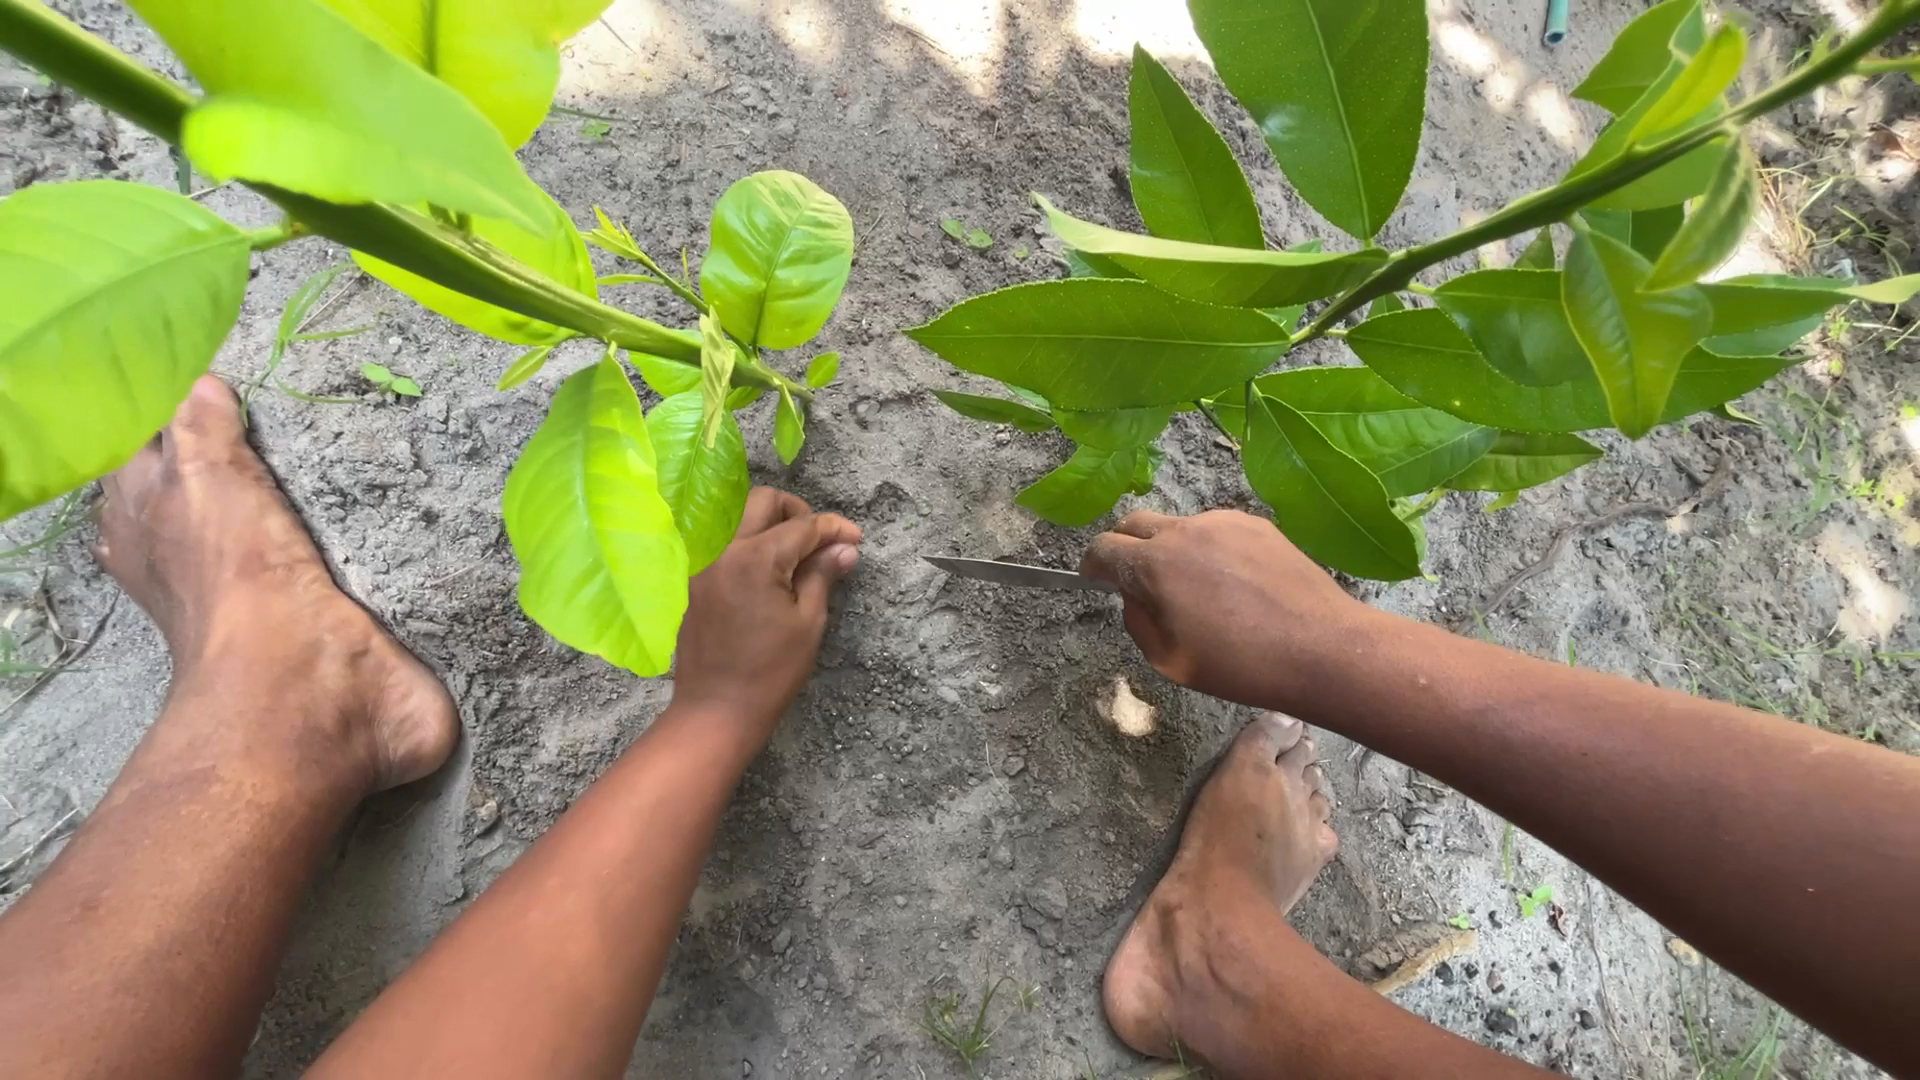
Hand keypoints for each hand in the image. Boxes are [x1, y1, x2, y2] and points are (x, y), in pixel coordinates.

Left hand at [671, 488, 861, 741]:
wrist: (716, 709)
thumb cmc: (770, 671)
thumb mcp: (809, 622)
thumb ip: (823, 575)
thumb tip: (845, 548)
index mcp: (755, 559)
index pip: (803, 526)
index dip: (835, 529)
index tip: (856, 540)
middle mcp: (722, 548)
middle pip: (762, 501)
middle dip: (797, 511)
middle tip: (819, 540)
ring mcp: (701, 561)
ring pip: (736, 514)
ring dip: (768, 521)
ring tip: (792, 550)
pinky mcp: (693, 577)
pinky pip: (720, 539)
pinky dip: (746, 539)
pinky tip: (766, 566)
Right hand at [1080, 509, 1376, 711]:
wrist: (1321, 649)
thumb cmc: (1239, 665)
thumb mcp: (1168, 659)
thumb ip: (1137, 620)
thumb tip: (1133, 594)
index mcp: (1154, 565)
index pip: (1103, 548)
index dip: (1092, 564)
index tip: (1094, 578)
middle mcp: (1183, 532)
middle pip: (1133, 523)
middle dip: (1124, 546)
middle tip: (1134, 577)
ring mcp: (1221, 522)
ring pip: (1176, 526)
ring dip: (1168, 548)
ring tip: (1194, 586)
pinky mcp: (1254, 524)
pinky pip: (1213, 530)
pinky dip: (1206, 548)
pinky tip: (1230, 581)